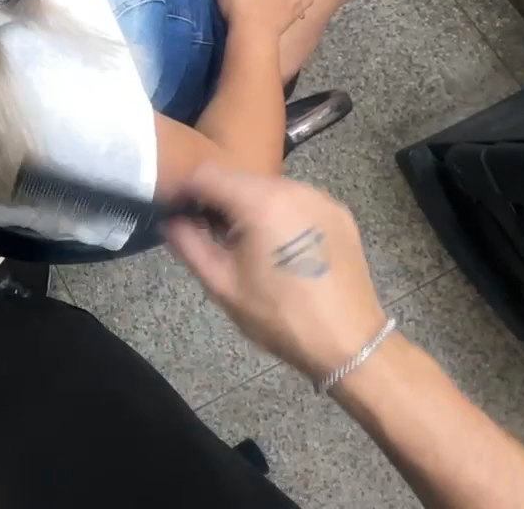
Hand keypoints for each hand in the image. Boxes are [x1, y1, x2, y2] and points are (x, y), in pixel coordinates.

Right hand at [165, 163, 387, 378]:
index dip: (187, 192)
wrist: (354, 347)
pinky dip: (278, 214)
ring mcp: (320, 198)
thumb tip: (169, 219)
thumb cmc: (281, 317)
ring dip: (248, 208)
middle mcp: (292, 188)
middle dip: (219, 202)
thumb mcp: (221, 284)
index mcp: (261, 202)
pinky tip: (280, 247)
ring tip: (248, 245)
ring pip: (266, 188)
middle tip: (213, 237)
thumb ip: (187, 242)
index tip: (180, 215)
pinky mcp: (339, 213)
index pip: (206, 175)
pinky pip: (294, 200)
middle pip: (237, 180)